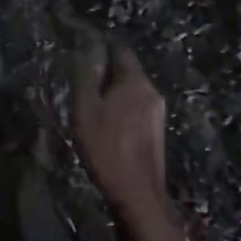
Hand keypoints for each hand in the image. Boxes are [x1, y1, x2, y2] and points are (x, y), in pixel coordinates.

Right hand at [70, 35, 169, 215]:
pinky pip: (137, 108)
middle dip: (106, 73)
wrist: (138, 194)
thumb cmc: (107, 149)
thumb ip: (86, 76)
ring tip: (93, 107)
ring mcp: (158, 112)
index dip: (101, 47)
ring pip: (132, 91)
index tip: (81, 52)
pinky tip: (109, 126)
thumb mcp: (85, 110)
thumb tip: (86, 49)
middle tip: (82, 85)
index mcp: (136, 81)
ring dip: (114, 94)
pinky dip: (122, 109)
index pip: (120, 50)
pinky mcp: (158, 131)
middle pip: (127, 71)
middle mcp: (153, 91)